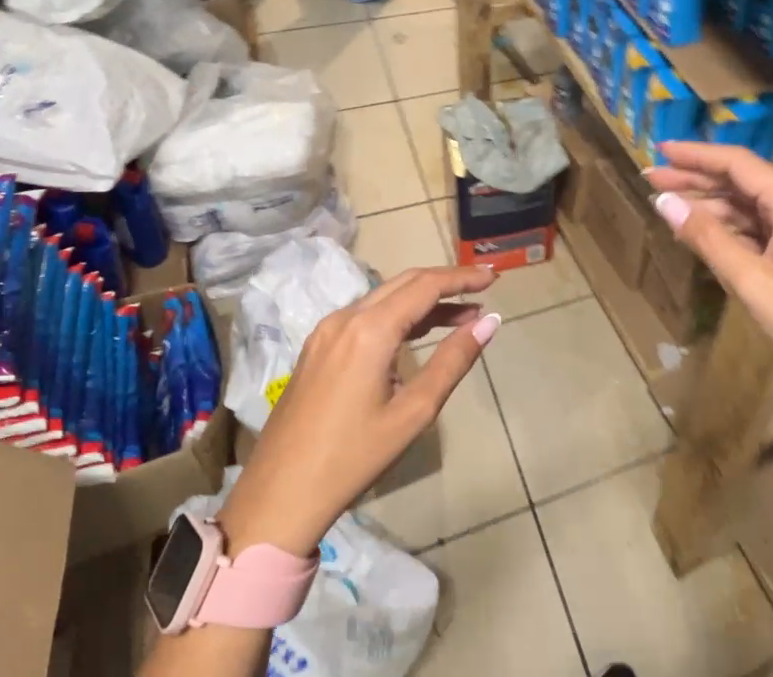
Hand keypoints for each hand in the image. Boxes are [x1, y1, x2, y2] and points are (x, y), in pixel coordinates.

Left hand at [215, 266, 501, 557]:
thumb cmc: (354, 456)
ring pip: (384, 299)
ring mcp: (325, 333)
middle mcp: (344, 319)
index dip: (462, 278)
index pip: (426, 286)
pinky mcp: (316, 350)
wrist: (279, 495)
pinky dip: (399, 316)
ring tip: (463, 316)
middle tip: (483, 289)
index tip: (493, 278)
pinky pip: (365, 317)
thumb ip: (453, 360)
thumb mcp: (414, 411)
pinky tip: (419, 333)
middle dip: (445, 282)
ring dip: (424, 301)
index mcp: (369, 330)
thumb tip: (489, 322)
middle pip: (404, 283)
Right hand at [644, 142, 772, 412]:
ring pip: (746, 204)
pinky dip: (725, 226)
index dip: (696, 155)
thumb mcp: (750, 280)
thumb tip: (665, 204)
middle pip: (740, 180)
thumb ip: (707, 238)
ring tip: (665, 204)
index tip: (661, 149)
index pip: (737, 164)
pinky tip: (696, 231)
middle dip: (695, 177)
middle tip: (651, 178)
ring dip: (707, 203)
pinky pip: (755, 225)